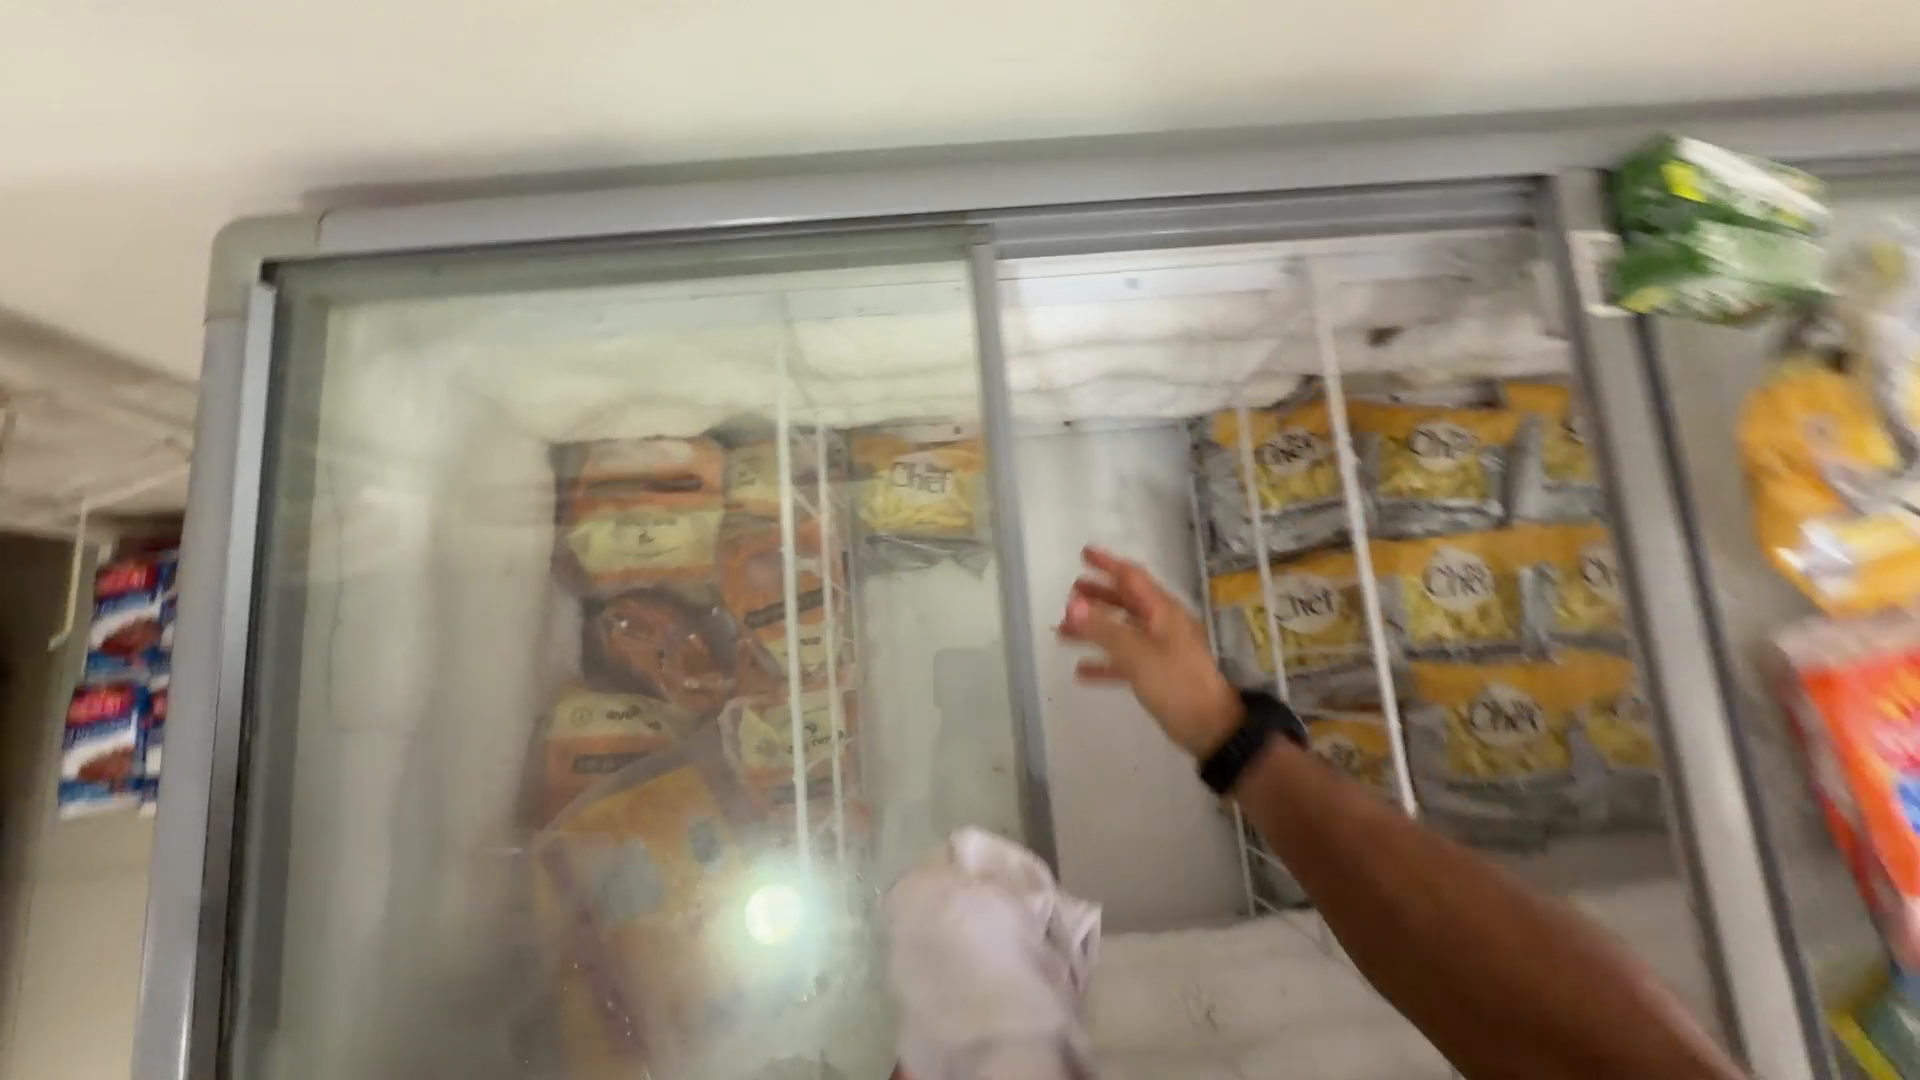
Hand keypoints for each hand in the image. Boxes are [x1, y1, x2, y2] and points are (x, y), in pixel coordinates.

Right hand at [1056, 546, 1242, 758]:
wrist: (1212, 727)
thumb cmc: (1177, 683)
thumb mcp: (1137, 654)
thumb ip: (1104, 629)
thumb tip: (1072, 604)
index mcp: (1162, 612)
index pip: (1132, 578)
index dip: (1108, 564)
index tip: (1084, 554)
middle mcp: (1163, 625)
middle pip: (1126, 602)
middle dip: (1098, 596)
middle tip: (1070, 594)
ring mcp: (1162, 650)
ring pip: (1122, 631)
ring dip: (1094, 630)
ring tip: (1064, 632)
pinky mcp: (1159, 675)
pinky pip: (1126, 660)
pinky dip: (1104, 662)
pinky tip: (1082, 672)